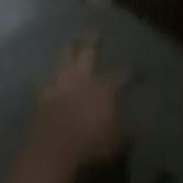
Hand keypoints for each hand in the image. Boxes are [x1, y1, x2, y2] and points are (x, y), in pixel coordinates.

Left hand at [33, 36, 125, 168]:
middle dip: (93, 41)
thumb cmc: (91, 145)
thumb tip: (136, 126)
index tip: (140, 68)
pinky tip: (45, 76)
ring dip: (68, 50)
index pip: (124, 75)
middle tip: (95, 31)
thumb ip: (127, 131)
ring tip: (71, 42)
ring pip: (64, 61)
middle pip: (88, 54)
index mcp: (104, 88)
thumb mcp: (118, 142)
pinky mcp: (42, 97)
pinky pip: (44, 82)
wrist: (53, 150)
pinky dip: (46, 78)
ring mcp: (60, 86)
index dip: (133, 72)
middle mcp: (82, 80)